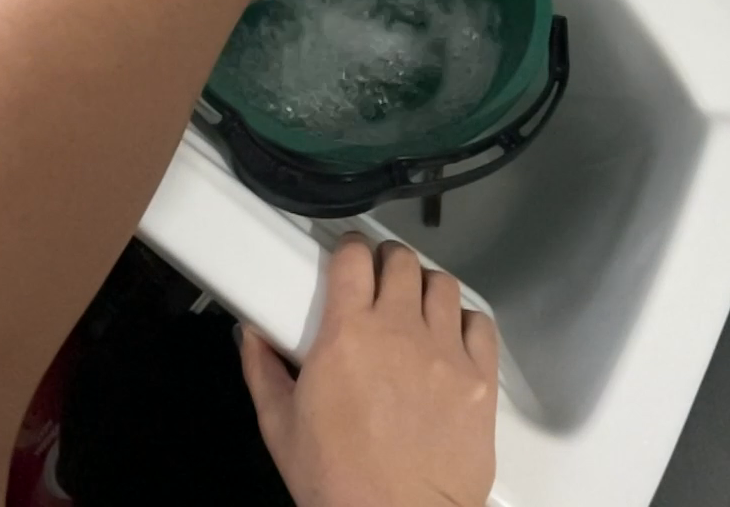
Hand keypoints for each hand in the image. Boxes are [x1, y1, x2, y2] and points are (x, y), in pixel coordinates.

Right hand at [240, 235, 499, 506]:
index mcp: (347, 334)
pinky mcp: (479, 379)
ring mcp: (443, 353)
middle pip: (401, 261)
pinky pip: (479, 323)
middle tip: (381, 278)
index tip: (350, 254)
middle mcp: (398, 330)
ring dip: (425, 287)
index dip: (351, 247)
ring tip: (417, 304)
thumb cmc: (334, 480)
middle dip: (388, 261)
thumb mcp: (281, 428)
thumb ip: (262, 370)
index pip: (354, 257)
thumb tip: (250, 333)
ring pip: (441, 284)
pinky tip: (451, 336)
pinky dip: (465, 320)